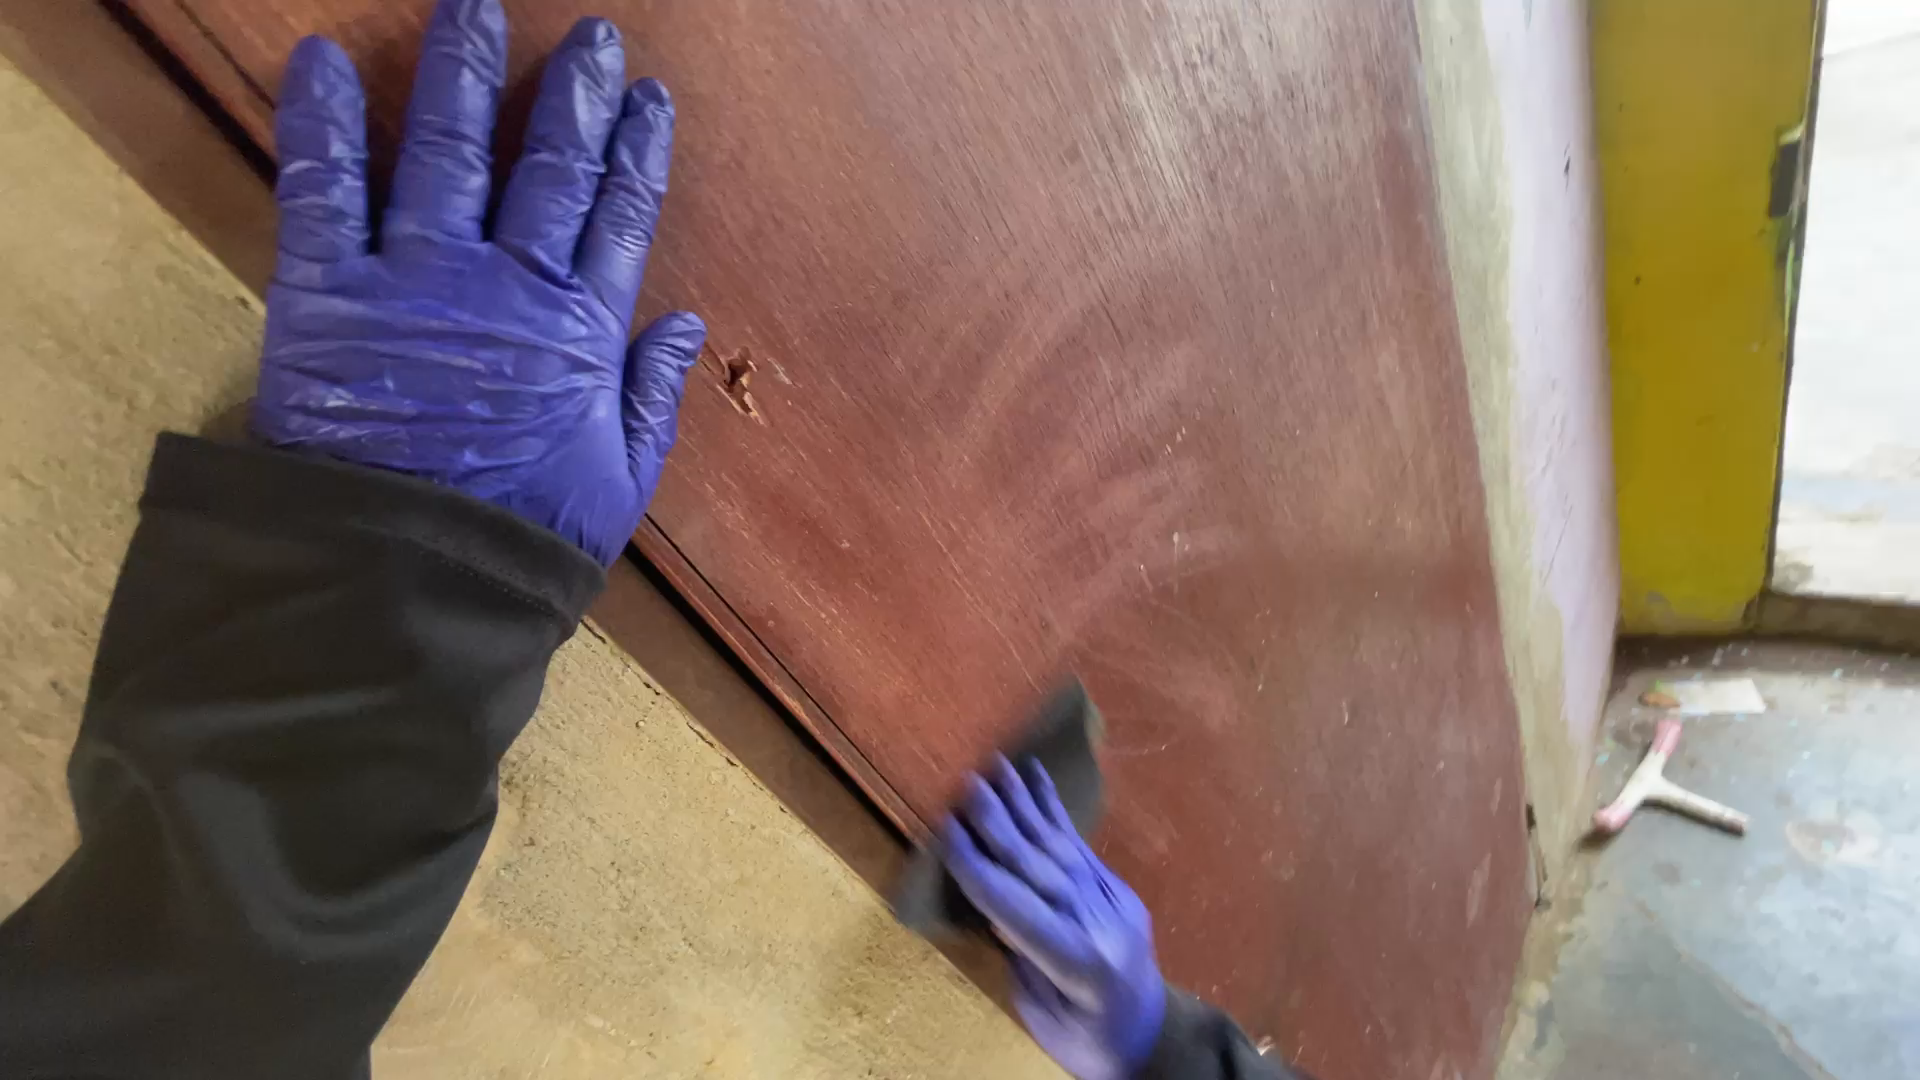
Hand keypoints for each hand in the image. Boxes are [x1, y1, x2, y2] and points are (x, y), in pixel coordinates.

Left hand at [254, 0, 703, 564]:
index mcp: (585, 332)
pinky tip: (323, 61)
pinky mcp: (329, 294)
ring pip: (445, 155)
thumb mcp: (628, 473)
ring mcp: (419, 281)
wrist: (421, 569)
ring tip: (475, 6)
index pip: (622, 220)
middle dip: (574, 96)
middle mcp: (510, 286)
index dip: (639, 156)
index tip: (651, 102)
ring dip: (461, 75)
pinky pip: (322, 193)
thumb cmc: (537, 526)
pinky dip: (320, 125)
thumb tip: (689, 323)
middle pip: (548, 170)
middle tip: (593, 37)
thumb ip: (656, 392)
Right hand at [942, 758, 1166, 1079]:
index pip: (1015, 906)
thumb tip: (994, 901)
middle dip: (998, 821)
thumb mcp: (1042, 1014)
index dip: (977, 867)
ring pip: (1057, 842)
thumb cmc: (1086, 1039)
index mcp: (1078, 962)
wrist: (1153, 1035)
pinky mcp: (1114, 883)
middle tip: (968, 781)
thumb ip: (1020, 954)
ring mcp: (1110, 896)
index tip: (945, 829)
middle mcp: (1097, 919)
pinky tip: (1036, 774)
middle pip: (1036, 863)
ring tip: (998, 764)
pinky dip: (1053, 806)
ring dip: (1023, 800)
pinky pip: (1077, 840)